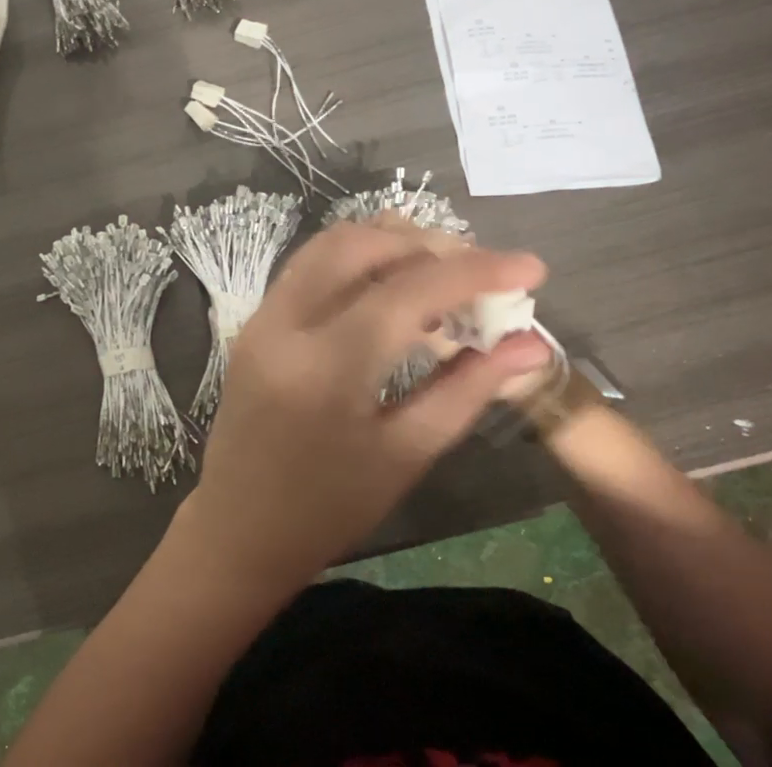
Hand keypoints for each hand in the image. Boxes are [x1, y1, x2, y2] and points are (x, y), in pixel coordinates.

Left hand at [178, 220, 550, 583]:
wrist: (239, 526)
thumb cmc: (328, 507)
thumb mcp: (406, 455)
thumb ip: (467, 390)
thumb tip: (531, 344)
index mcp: (324, 366)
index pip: (406, 291)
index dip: (474, 271)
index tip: (531, 267)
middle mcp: (283, 325)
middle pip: (359, 247)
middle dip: (428, 247)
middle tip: (482, 272)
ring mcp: (261, 320)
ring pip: (326, 247)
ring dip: (389, 245)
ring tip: (445, 271)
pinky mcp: (253, 324)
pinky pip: (307, 268)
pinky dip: (355, 262)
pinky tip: (395, 287)